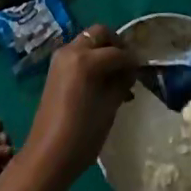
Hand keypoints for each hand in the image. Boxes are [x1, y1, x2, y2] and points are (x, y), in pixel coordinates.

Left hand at [24, 25, 136, 180]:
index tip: (142, 71)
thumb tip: (130, 71)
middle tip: (127, 65)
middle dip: (116, 45)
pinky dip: (91, 60)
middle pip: (99, 34)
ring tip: (116, 77)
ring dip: (103, 52)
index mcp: (85, 59)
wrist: (47, 156)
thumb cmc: (82, 134)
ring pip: (87, 42)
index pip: (117, 52)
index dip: (132, 61)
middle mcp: (71, 51)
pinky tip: (102, 82)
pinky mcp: (54, 70)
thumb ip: (121, 83)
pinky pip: (78, 54)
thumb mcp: (109, 107)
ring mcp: (60, 59)